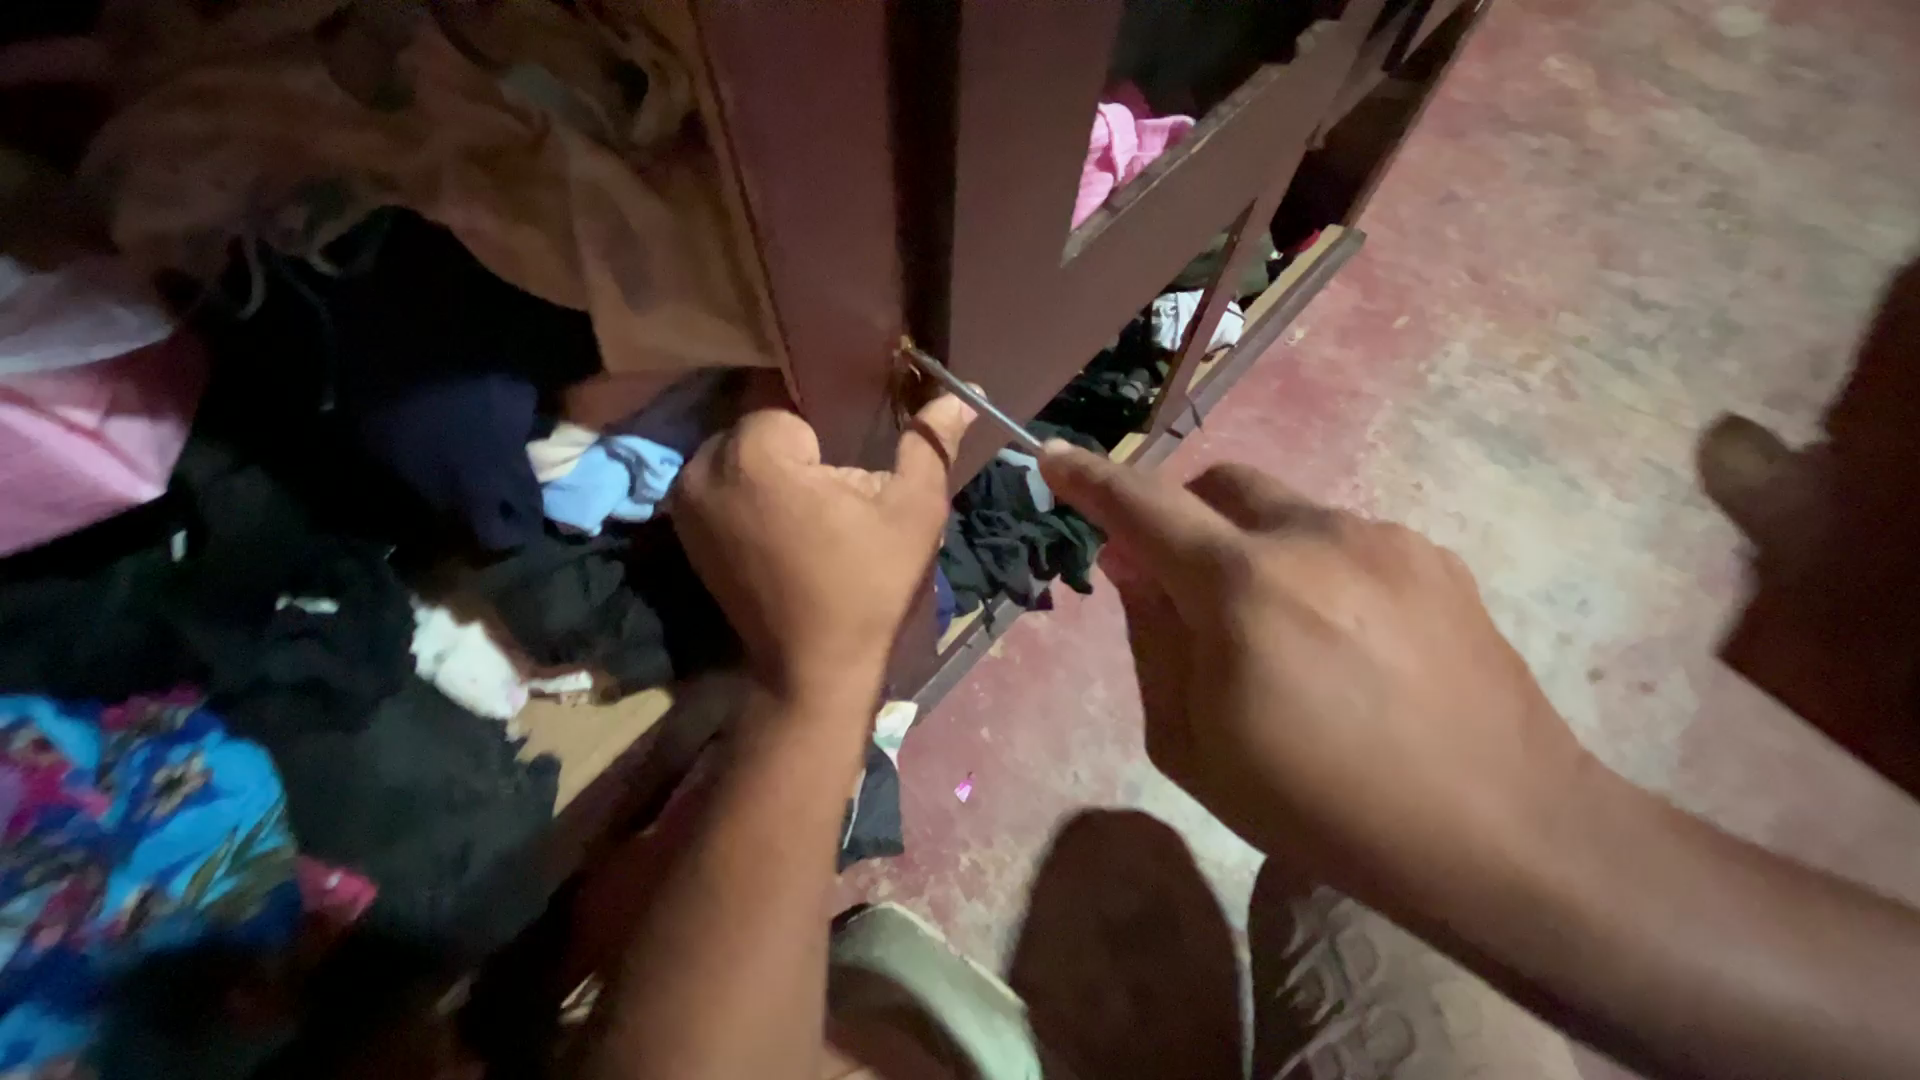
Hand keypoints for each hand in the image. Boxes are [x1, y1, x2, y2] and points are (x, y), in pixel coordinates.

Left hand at [671, 396, 973, 705]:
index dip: (824, 433)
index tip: (847, 468)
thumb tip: (965, 397)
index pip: (789, 403)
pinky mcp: (684, 530)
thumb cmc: (869, 585)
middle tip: (832, 491)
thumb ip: (931, 442)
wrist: (815, 667)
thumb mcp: (914, 510)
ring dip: (769, 468)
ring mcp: (686, 502)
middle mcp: (706, 468)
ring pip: (737, 452)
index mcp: (757, 454)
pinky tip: (780, 527)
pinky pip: (719, 483)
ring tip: (808, 511)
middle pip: (758, 425)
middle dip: (795, 447)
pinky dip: (747, 492)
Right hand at [1039, 445, 1596, 905]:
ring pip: (1286, 514)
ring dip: (1254, 551)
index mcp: (1241, 586)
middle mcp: (1311, 536)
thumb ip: (1151, 638)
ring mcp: (1383, 540)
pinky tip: (1347, 645)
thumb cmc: (1317, 804)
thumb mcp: (1191, 744)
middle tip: (1181, 582)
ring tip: (1284, 638)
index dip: (1091, 479)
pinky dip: (1313, 569)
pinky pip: (1344, 541)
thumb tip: (1132, 564)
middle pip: (1220, 485)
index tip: (1055, 458)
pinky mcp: (1434, 558)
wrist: (1500, 835)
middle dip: (1182, 515)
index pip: (1143, 506)